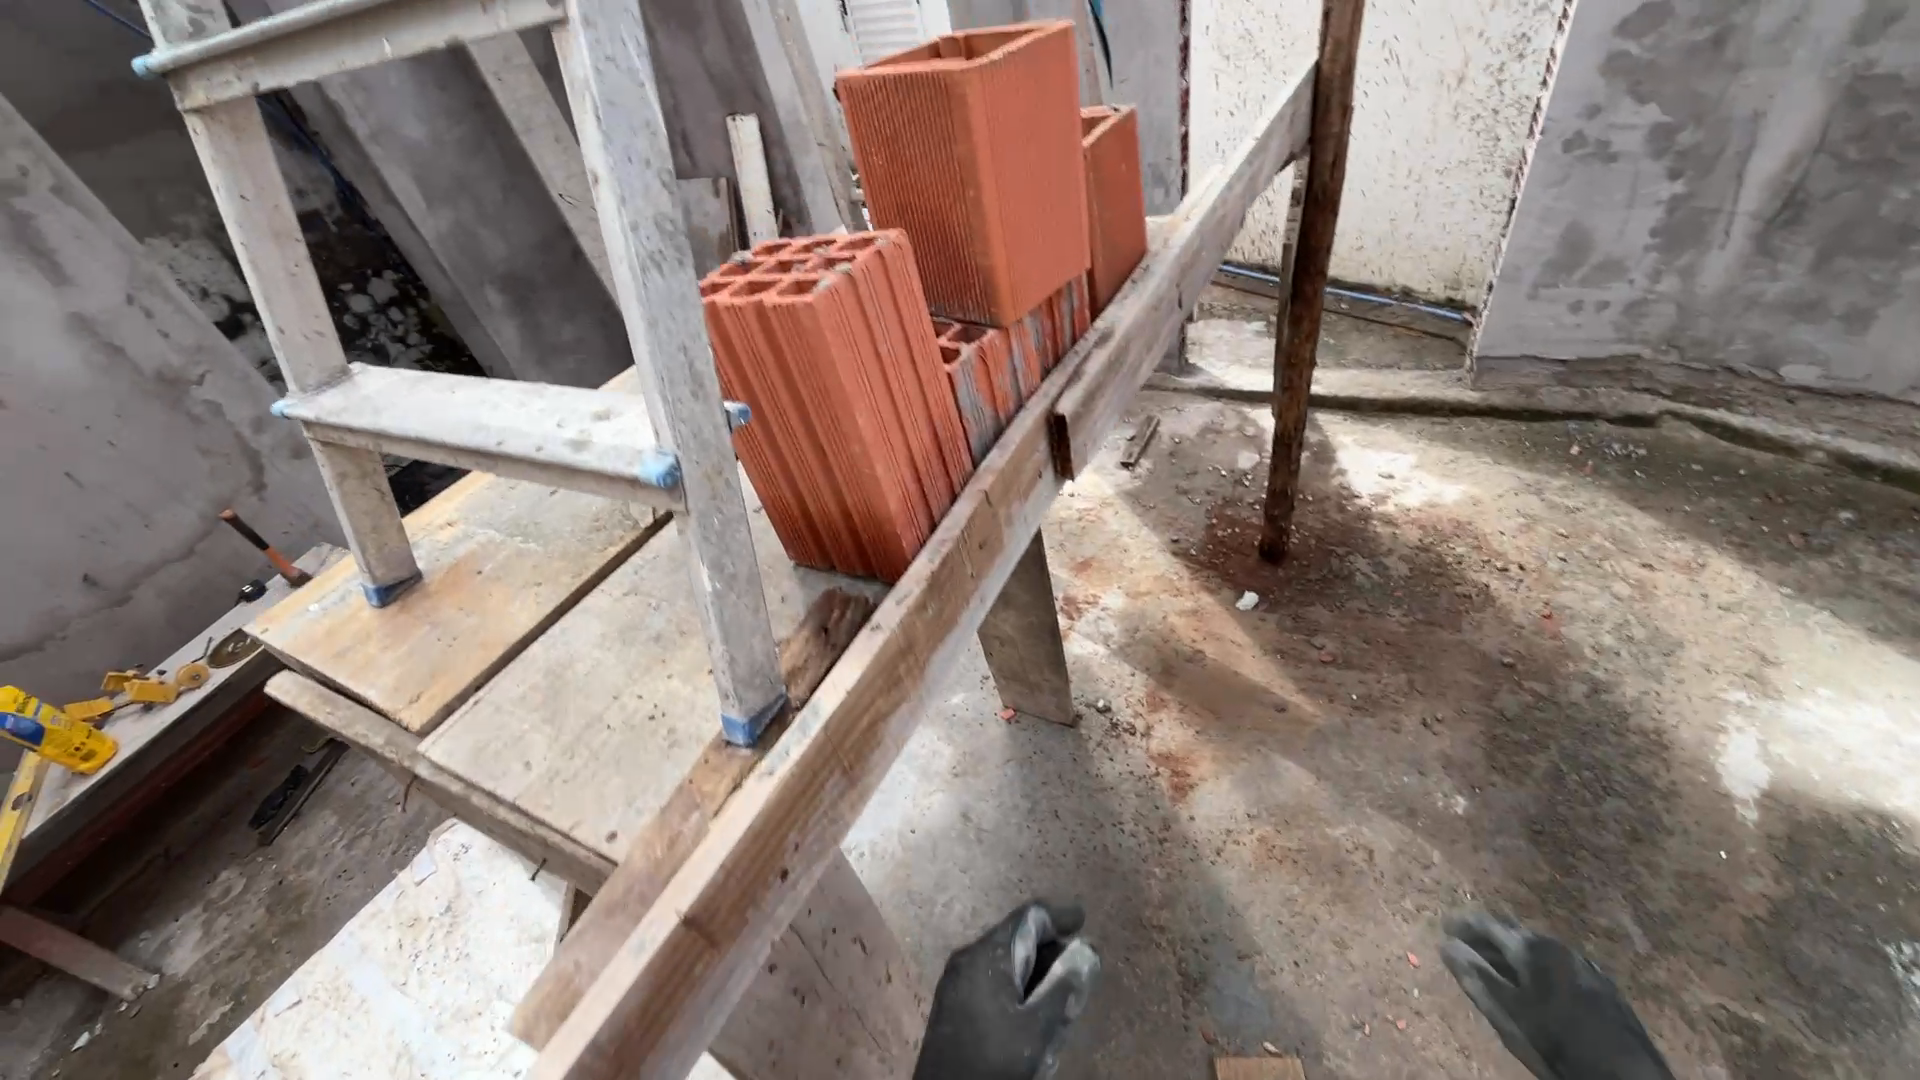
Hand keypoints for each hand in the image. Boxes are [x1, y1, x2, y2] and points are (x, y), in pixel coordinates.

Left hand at [914, 900, 1100, 1079]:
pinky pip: (992, 979)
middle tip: (1078, 964)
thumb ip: (1064, 987)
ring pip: (1004, 961)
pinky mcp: (954, 1005)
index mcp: (986, 954)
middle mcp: (967, 958)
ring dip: (1034, 969)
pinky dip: (1017, 984)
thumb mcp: (1037, 1028)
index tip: (1083, 921)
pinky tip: (1032, 1008)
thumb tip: (1087, 950)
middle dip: (1049, 946)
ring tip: (1061, 988)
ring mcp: (957, 982)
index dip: (1058, 916)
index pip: (1027, 918)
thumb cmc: (993, 1062)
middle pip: (1015, 937)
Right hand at [1441, 913, 1674, 1079]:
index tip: (1444, 928)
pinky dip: (1536, 965)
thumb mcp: (1508, 1014)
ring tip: (1495, 967)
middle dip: (1486, 936)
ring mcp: (1582, 964)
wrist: (1627, 1078)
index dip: (1463, 924)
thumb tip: (1446, 946)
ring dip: (1511, 951)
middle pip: (1513, 931)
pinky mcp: (1601, 984)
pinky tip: (1532, 985)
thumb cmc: (1557, 1045)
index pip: (1488, 924)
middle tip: (1465, 947)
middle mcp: (1557, 947)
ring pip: (1536, 947)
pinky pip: (1557, 963)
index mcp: (1532, 949)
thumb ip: (1476, 977)